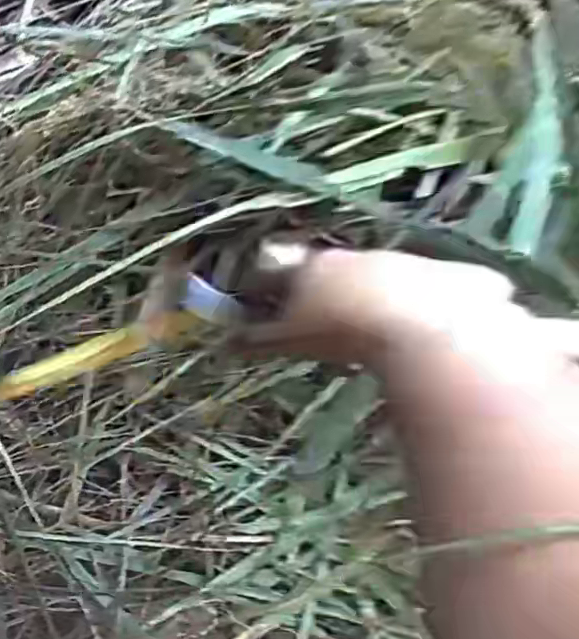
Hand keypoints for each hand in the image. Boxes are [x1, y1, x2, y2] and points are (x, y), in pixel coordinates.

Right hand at [244, 246, 535, 367]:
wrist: (431, 330)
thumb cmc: (340, 333)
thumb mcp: (283, 341)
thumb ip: (251, 339)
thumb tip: (223, 342)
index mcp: (313, 266)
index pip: (282, 271)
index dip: (272, 290)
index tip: (268, 312)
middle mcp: (361, 254)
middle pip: (333, 272)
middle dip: (324, 292)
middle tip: (317, 324)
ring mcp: (412, 260)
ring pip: (379, 278)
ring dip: (368, 297)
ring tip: (363, 330)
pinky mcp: (456, 273)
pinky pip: (427, 288)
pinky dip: (415, 304)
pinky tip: (408, 329)